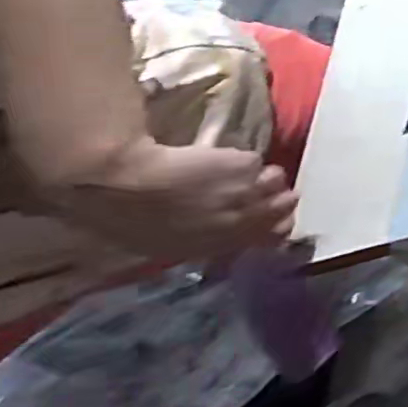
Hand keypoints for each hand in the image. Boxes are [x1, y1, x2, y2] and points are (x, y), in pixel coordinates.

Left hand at [42, 135, 296, 260]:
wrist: (123, 185)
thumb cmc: (132, 220)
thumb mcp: (167, 244)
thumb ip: (209, 240)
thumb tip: (241, 236)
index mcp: (219, 243)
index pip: (272, 235)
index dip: (279, 226)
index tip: (280, 220)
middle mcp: (240, 219)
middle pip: (284, 205)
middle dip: (280, 199)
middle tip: (268, 193)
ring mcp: (246, 191)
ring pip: (276, 180)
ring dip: (263, 177)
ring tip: (242, 175)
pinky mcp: (246, 165)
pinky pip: (256, 163)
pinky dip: (245, 163)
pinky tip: (224, 163)